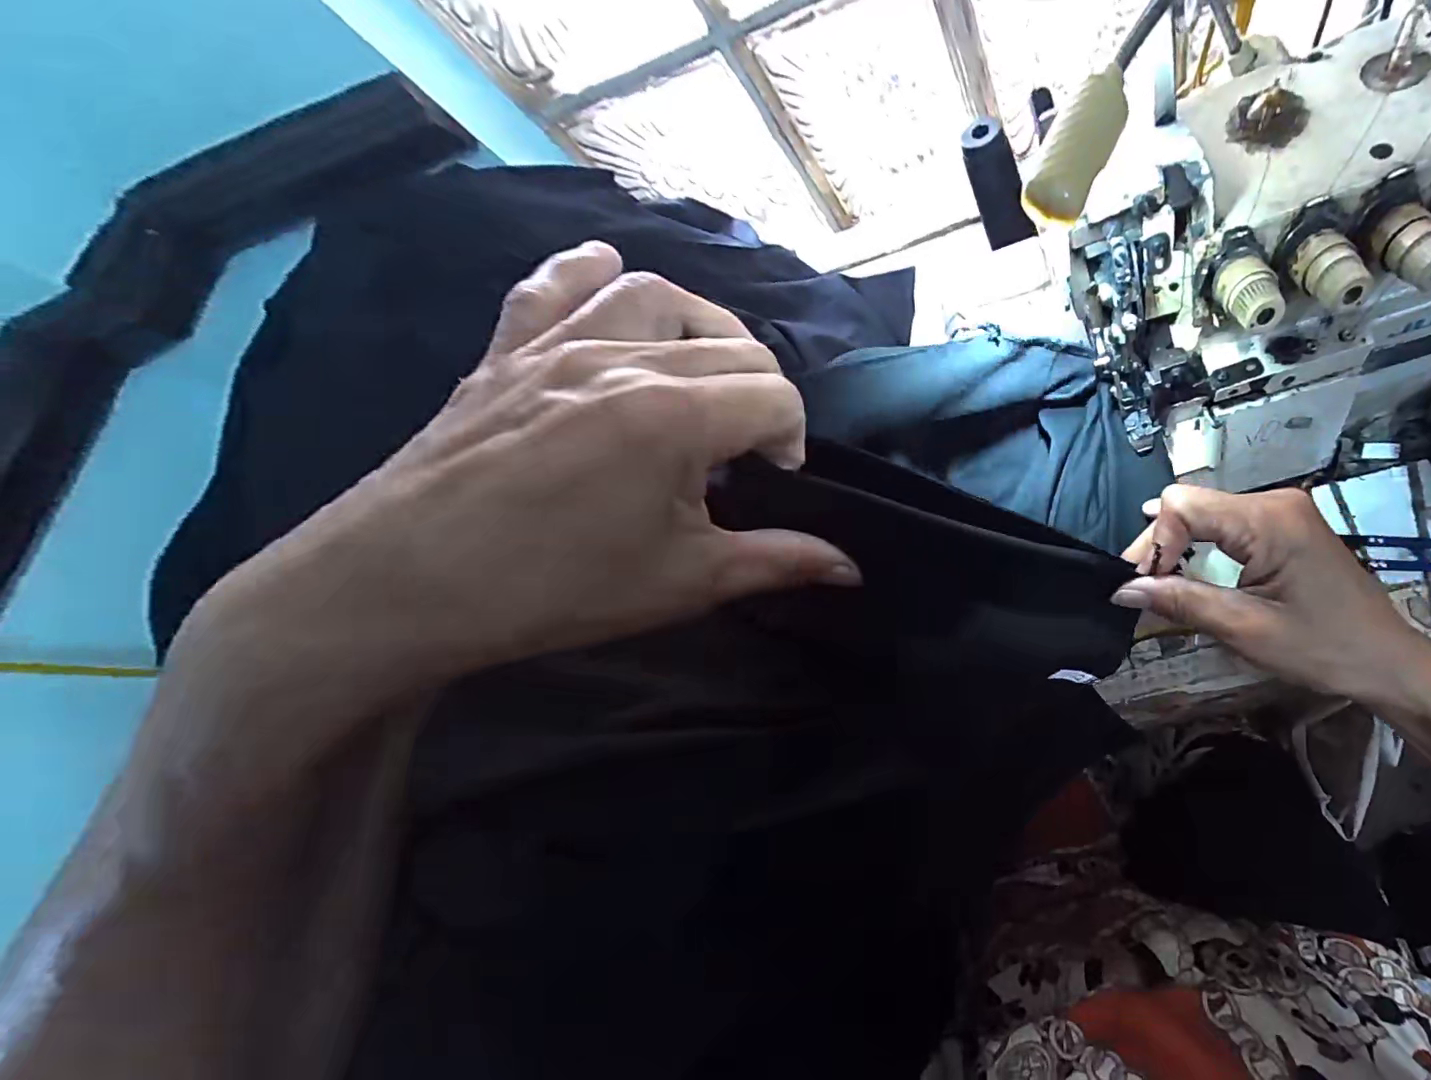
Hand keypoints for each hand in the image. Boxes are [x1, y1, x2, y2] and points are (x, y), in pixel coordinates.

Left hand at [186, 241, 859, 700]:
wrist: (399, 589)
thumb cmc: (556, 589)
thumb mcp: (686, 581)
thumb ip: (779, 561)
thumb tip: (852, 568)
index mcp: (672, 416)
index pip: (775, 396)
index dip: (792, 438)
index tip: (773, 480)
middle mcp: (622, 359)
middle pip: (734, 346)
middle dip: (762, 396)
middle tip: (745, 452)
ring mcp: (557, 345)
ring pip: (659, 294)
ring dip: (703, 328)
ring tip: (704, 375)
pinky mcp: (507, 350)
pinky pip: (555, 284)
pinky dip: (593, 274)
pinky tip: (612, 276)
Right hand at [1110, 485, 1430, 714]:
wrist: (1390, 661)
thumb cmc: (1323, 649)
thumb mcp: (1245, 628)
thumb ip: (1180, 600)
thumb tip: (1122, 590)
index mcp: (1268, 519)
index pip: (1182, 505)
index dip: (1154, 541)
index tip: (1143, 585)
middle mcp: (1274, 501)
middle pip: (1191, 504)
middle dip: (1159, 543)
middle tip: (1138, 587)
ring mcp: (1282, 509)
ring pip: (1205, 512)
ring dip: (1176, 544)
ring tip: (1156, 580)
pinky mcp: (1285, 524)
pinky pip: (1227, 523)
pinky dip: (1201, 544)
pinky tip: (1184, 564)